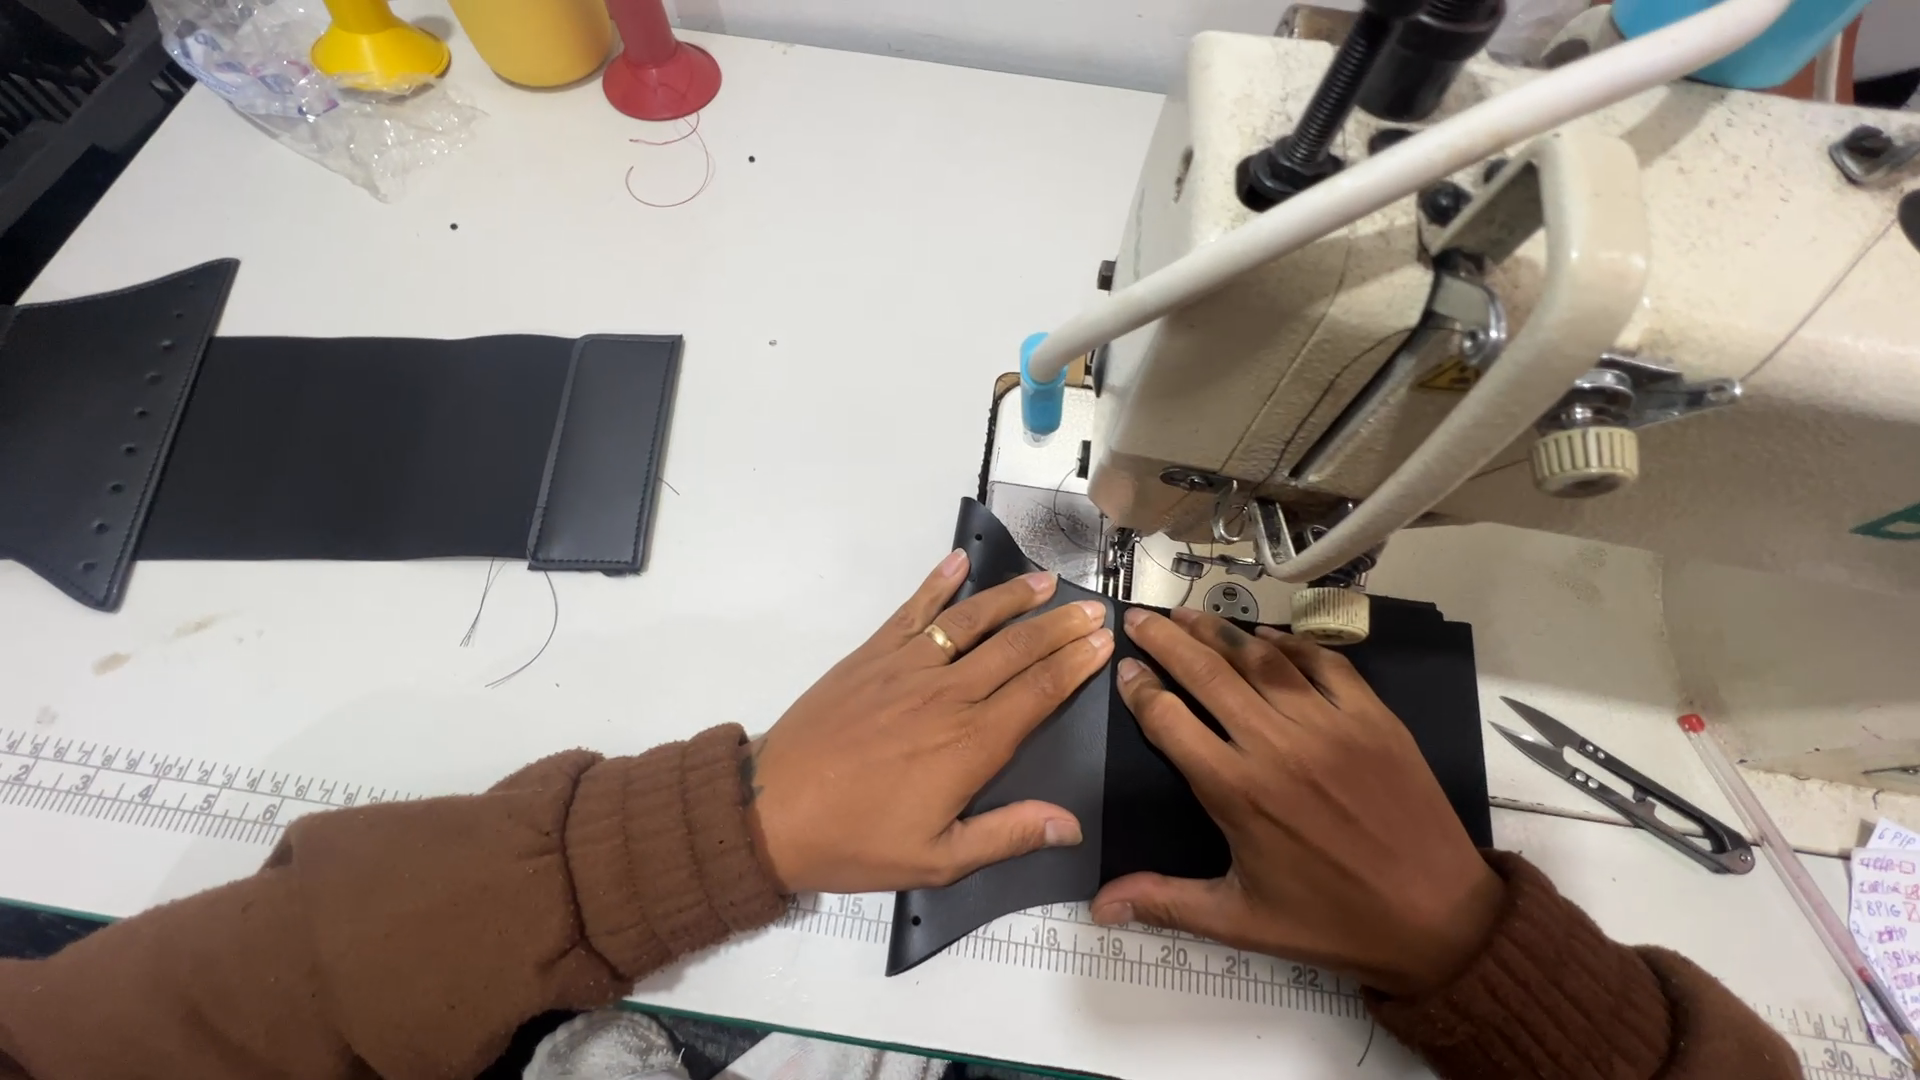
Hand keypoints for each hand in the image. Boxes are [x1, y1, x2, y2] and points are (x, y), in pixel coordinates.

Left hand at [747, 549, 1112, 893]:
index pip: (1039, 691)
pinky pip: (912, 611)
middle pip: (1017, 649)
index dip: (1076, 663)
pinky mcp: (872, 654)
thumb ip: (1007, 834)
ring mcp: (908, 667)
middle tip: (1092, 609)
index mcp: (971, 743)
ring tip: (1044, 580)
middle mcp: (948, 694)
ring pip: (972, 621)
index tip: (1103, 641)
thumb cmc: (858, 840)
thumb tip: (1071, 824)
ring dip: (1012, 598)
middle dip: (1059, 626)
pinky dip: (937, 583)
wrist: (773, 810)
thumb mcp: (938, 859)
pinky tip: (959, 560)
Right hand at [1091, 608, 1502, 996]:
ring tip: (1187, 613)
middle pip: (1206, 673)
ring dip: (1217, 630)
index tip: (1124, 668)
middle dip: (1164, 639)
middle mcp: (1275, 745)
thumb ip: (1165, 903)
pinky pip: (1323, 663)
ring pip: (1259, 658)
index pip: (1168, 719)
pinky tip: (1264, 636)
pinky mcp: (1372, 717)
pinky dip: (1289, 643)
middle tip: (1138, 617)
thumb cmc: (1331, 921)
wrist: (1442, 923)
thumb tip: (1098, 908)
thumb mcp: (1241, 921)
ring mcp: (1327, 725)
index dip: (1139, 688)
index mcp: (1236, 790)